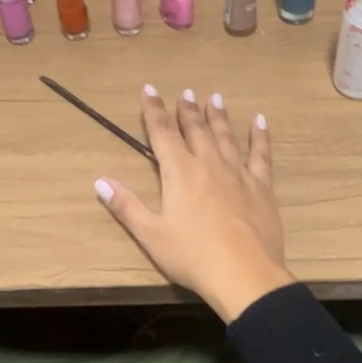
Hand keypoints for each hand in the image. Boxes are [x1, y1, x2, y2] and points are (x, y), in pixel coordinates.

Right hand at [95, 86, 294, 322]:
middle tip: (185, 91)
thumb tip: (100, 181)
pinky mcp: (261, 186)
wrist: (243, 272)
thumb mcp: (151, 235)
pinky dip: (260, 136)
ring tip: (215, 97)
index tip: (149, 89)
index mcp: (179, 172)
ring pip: (226, 136)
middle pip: (195, 129)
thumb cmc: (192, 256)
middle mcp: (208, 163)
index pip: (162, 133)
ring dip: (218, 116)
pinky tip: (260, 121)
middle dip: (186, 109)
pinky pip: (260, 154)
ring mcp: (238, 173)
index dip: (154, 110)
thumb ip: (126, 206)